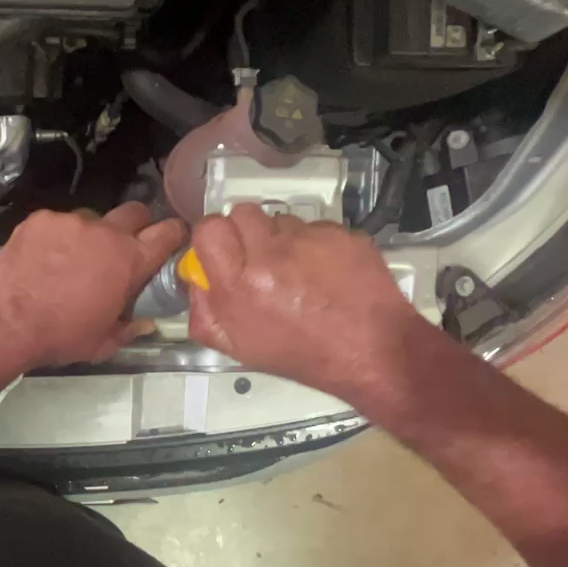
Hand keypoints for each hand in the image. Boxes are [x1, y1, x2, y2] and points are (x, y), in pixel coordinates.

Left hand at [0, 202, 186, 369]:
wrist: (9, 324)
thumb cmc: (62, 337)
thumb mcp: (104, 343)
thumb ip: (130, 329)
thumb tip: (146, 323)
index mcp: (131, 260)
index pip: (169, 231)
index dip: (172, 234)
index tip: (167, 241)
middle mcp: (107, 232)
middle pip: (135, 212)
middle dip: (135, 225)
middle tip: (119, 248)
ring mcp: (71, 221)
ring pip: (91, 218)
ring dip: (88, 234)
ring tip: (70, 259)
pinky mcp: (41, 219)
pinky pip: (56, 222)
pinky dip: (54, 237)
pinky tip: (42, 258)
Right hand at [188, 205, 431, 399]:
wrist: (370, 350)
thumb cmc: (299, 354)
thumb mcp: (234, 347)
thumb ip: (204, 310)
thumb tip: (197, 280)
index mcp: (239, 285)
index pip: (208, 229)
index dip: (212, 236)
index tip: (221, 249)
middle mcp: (270, 256)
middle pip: (241, 213)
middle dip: (244, 230)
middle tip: (256, 255)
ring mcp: (308, 241)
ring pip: (279, 219)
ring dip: (279, 238)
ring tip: (294, 268)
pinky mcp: (340, 234)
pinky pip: (313, 227)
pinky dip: (312, 244)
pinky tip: (322, 270)